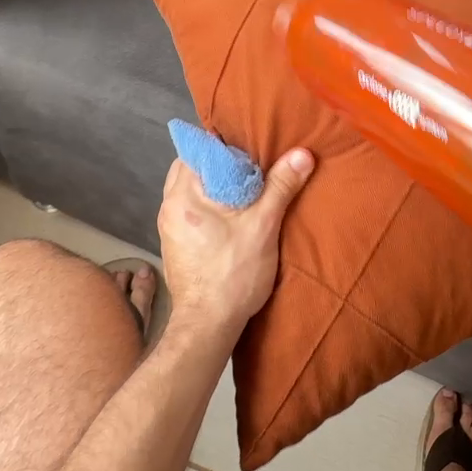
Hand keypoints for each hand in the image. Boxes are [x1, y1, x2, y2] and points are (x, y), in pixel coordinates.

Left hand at [156, 148, 314, 341]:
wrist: (208, 325)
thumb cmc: (233, 274)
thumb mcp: (263, 226)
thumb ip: (280, 187)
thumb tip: (302, 154)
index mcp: (182, 196)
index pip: (196, 150)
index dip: (223, 145)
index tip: (249, 148)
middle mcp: (169, 207)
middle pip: (193, 168)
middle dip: (221, 165)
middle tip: (252, 169)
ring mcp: (169, 228)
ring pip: (192, 191)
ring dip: (216, 187)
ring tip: (247, 192)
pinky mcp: (176, 245)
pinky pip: (191, 211)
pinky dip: (210, 206)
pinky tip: (233, 217)